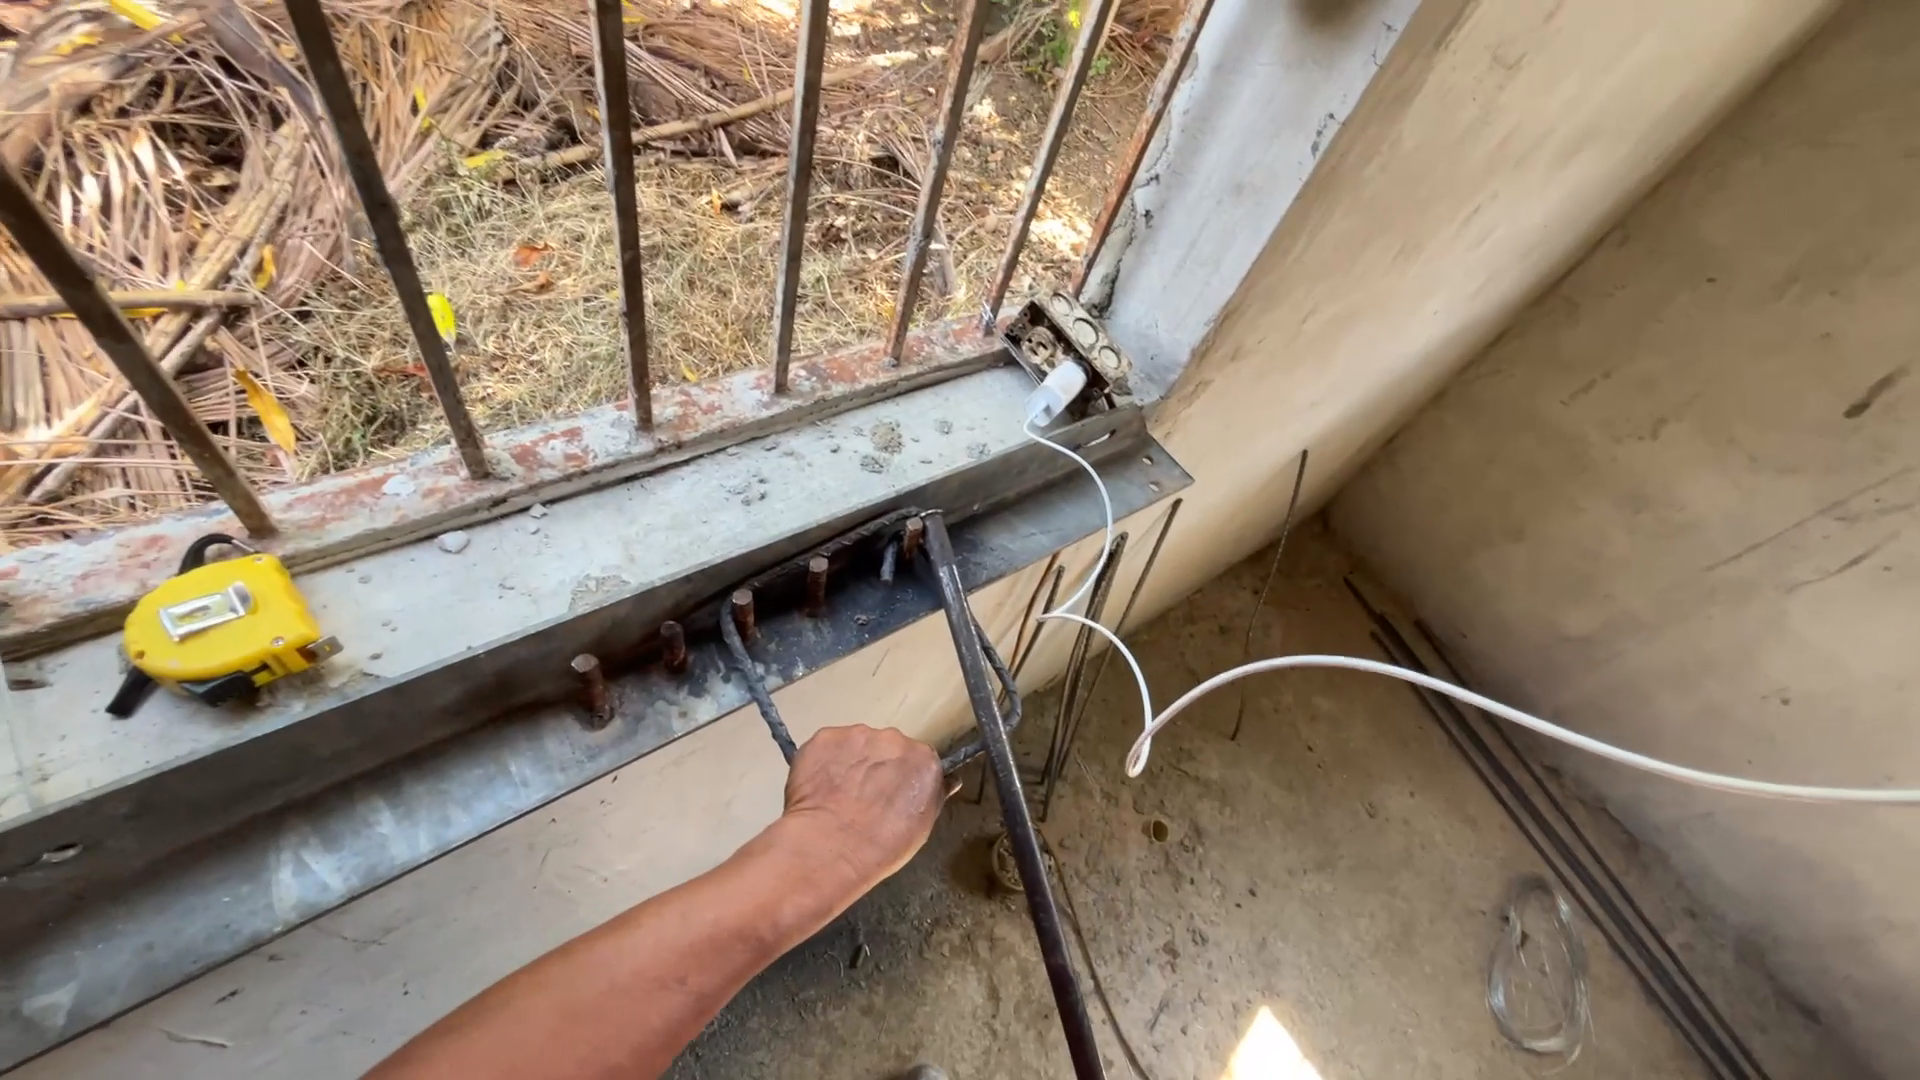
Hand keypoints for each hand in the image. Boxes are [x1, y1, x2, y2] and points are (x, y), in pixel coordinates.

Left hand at [781, 724, 944, 889]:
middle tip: (864, 796)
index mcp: (923, 759)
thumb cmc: (881, 846)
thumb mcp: (921, 827)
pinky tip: (820, 787)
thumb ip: (934, 795)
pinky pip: (828, 746)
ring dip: (852, 762)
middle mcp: (893, 738)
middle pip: (888, 747)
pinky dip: (825, 761)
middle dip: (878, 765)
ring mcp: (857, 735)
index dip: (904, 776)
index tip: (893, 793)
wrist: (830, 847)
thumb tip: (948, 780)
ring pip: (858, 744)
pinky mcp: (825, 737)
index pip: (918, 759)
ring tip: (839, 794)